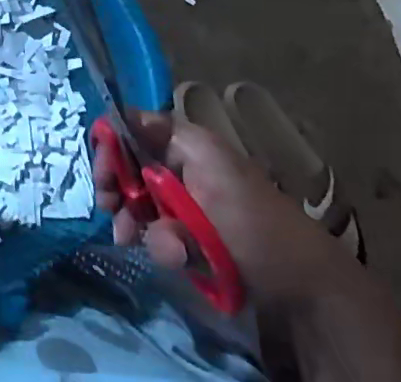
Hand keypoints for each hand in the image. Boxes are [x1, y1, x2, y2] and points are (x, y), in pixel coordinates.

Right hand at [93, 111, 351, 305]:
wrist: (298, 285)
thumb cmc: (252, 220)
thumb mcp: (211, 167)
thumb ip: (166, 135)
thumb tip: (122, 115)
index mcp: (185, 144)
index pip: (132, 130)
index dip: (111, 146)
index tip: (103, 175)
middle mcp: (178, 168)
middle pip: (127, 168)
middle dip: (116, 190)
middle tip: (112, 211)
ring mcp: (182, 205)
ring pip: (137, 206)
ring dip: (135, 223)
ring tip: (140, 242)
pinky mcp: (186, 240)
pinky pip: (155, 236)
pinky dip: (157, 245)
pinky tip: (170, 258)